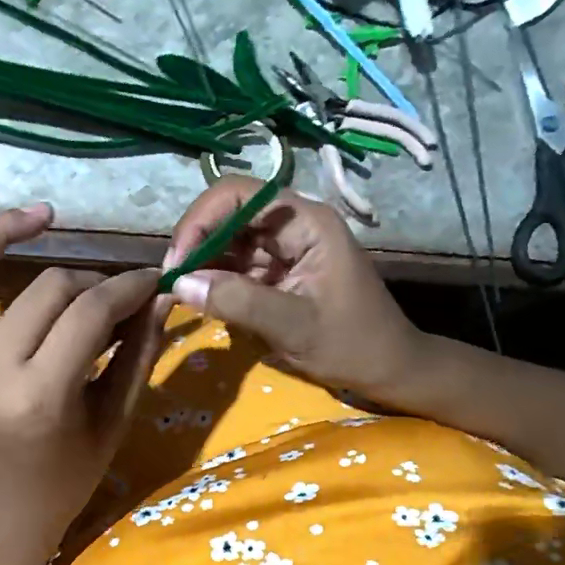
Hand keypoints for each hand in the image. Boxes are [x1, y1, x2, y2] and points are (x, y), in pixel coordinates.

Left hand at [0, 204, 169, 564]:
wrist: (10, 519)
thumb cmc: (70, 478)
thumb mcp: (115, 418)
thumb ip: (140, 352)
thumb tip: (164, 296)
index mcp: (42, 393)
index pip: (90, 311)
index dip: (130, 288)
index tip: (156, 282)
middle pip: (48, 288)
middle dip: (95, 281)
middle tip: (124, 294)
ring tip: (41, 218)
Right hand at [165, 177, 424, 399]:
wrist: (390, 369)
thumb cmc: (353, 345)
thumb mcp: (295, 326)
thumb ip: (239, 301)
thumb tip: (181, 283)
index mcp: (307, 222)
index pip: (239, 195)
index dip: (201, 220)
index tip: (178, 262)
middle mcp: (295, 224)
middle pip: (231, 214)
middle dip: (198, 243)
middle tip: (173, 282)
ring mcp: (289, 247)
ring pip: (232, 239)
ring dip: (204, 262)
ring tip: (181, 292)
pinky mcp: (282, 270)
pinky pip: (241, 264)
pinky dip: (219, 279)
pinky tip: (203, 299)